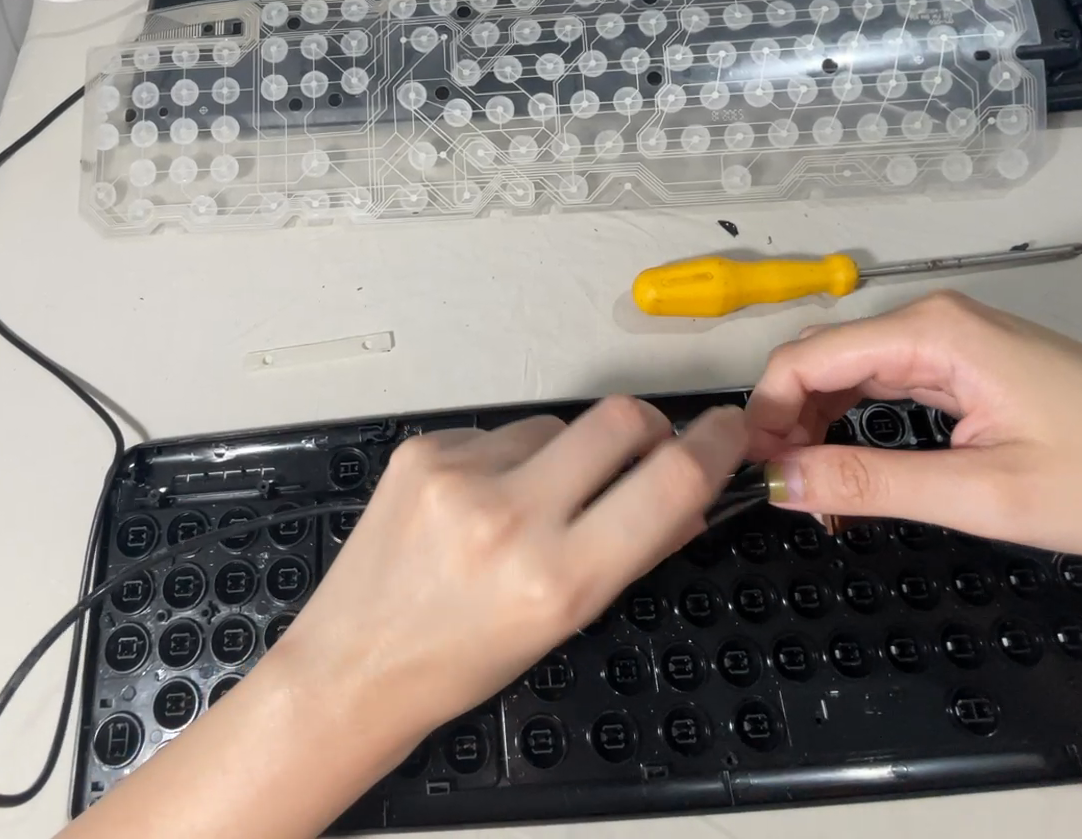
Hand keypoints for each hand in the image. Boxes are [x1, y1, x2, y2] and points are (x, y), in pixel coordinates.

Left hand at [275, 399, 747, 739]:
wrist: (354, 662)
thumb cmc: (461, 660)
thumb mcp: (564, 621)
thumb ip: (634, 551)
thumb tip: (690, 497)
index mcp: (557, 578)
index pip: (669, 484)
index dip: (715, 446)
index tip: (727, 429)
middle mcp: (509, 515)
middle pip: (618, 419)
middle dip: (645, 427)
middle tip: (641, 447)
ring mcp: (458, 473)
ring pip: (553, 423)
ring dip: (563, 451)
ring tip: (530, 498)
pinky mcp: (423, 449)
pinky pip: (496, 431)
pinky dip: (505, 456)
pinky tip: (477, 497)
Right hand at [749, 290, 1081, 565]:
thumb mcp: (986, 495)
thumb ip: (870, 483)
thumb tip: (777, 482)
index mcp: (932, 334)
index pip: (804, 359)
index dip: (766, 416)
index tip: (756, 476)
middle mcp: (934, 324)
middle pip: (820, 362)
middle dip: (788, 424)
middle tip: (787, 494)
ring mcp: (953, 344)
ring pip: (847, 375)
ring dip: (818, 429)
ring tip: (818, 491)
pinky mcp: (969, 368)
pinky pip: (884, 388)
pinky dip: (854, 427)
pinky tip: (851, 467)